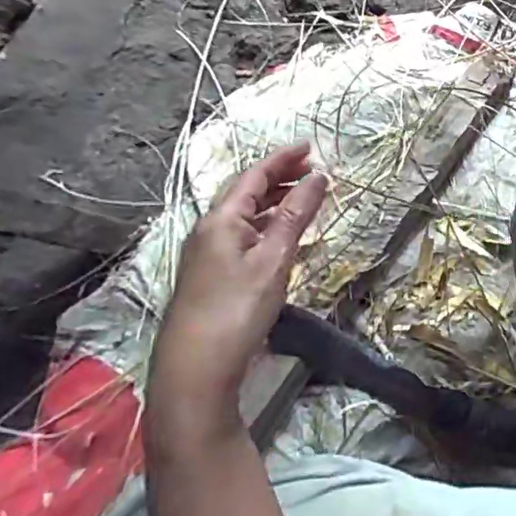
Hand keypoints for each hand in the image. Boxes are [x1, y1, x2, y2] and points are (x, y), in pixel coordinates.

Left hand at [150, 144, 328, 430]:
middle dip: (278, 176)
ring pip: (245, 214)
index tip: (310, 146)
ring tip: (304, 195)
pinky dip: (269, 223)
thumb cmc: (236, 309)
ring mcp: (209, 254)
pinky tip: (284, 233)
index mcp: (220, 221)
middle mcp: (210, 231)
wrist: (196, 369)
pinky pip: (245, 233)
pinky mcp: (214, 274)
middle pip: (245, 192)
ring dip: (275, 200)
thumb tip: (319, 176)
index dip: (281, 159)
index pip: (252, 177)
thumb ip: (296, 215)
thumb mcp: (274, 259)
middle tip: (312, 168)